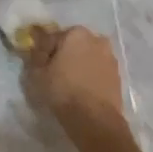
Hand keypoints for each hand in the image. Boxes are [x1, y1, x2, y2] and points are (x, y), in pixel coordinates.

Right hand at [22, 26, 128, 144]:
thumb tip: (37, 51)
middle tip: (53, 74)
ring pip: (87, 57)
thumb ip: (35, 57)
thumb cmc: (62, 91)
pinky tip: (82, 91)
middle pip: (72, 45)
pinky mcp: (117, 74)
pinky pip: (97, 71)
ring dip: (78, 66)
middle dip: (63, 56)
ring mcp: (110, 56)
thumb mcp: (37, 74)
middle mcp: (96, 39)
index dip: (42, 53)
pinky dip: (89, 76)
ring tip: (69, 84)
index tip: (37, 66)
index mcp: (76, 34)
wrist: (94, 117)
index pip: (51, 38)